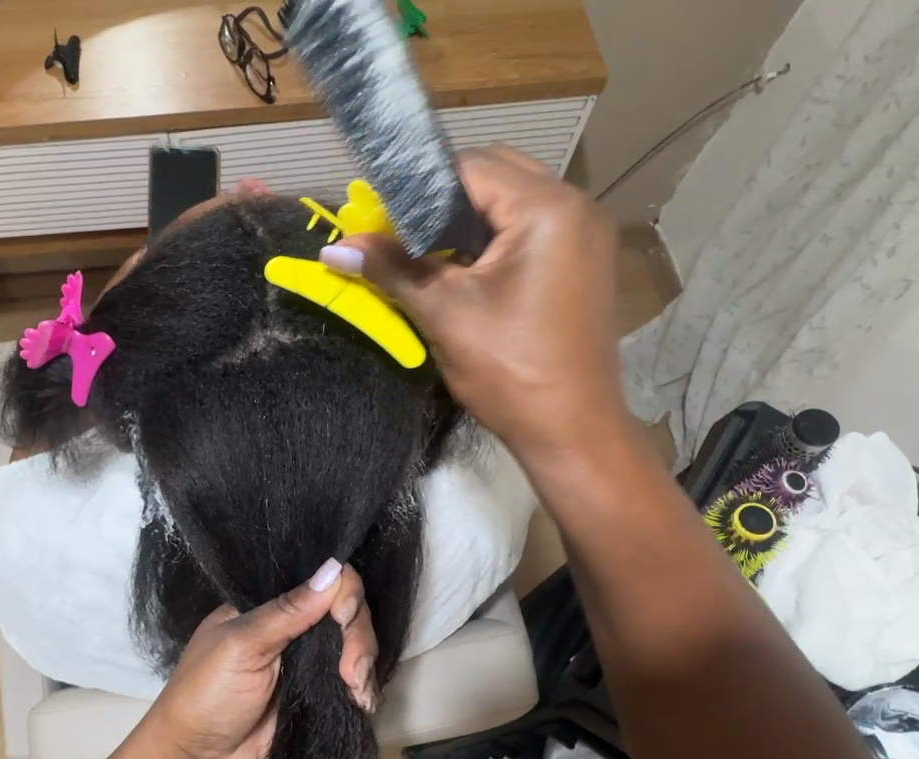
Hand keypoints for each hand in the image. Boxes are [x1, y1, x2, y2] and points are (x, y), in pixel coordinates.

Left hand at [145, 558, 377, 758]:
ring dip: (366, 666)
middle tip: (352, 672)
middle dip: (359, 638)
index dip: (343, 594)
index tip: (344, 617)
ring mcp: (306, 663)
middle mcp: (291, 628)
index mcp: (267, 605)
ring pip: (355, 647)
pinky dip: (364, 691)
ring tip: (357, 693)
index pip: (321, 582)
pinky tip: (361, 704)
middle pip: (347, 613)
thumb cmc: (206, 694)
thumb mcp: (241, 646)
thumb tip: (334, 568)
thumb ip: (288, 611)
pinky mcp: (317, 696)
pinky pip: (353, 683)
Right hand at [328, 147, 629, 459]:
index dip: (418, 189)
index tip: (380, 219)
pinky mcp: (583, 262)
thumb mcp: (446, 315)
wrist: (573, 431)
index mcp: (547, 208)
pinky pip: (531, 229)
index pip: (470, 167)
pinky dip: (494, 240)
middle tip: (404, 238)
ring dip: (468, 222)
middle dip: (443, 202)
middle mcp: (576, 206)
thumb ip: (392, 269)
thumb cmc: (511, 372)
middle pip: (495, 176)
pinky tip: (466, 273)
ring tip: (431, 257)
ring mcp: (586, 235)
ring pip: (513, 203)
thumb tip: (333, 247)